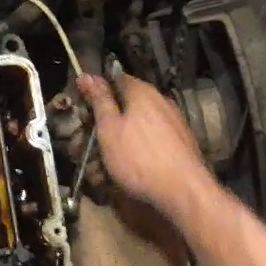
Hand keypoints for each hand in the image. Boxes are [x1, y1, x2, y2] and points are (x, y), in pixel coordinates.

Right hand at [75, 72, 216, 219]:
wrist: (184, 191)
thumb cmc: (139, 158)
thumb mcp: (109, 128)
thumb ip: (99, 100)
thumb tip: (87, 75)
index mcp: (142, 92)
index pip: (114, 78)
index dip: (95, 91)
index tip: (81, 109)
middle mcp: (160, 101)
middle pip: (124, 106)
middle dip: (103, 125)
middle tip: (85, 147)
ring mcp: (173, 123)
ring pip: (135, 127)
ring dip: (116, 144)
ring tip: (101, 169)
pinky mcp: (179, 144)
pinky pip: (149, 142)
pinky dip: (135, 153)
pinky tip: (125, 173)